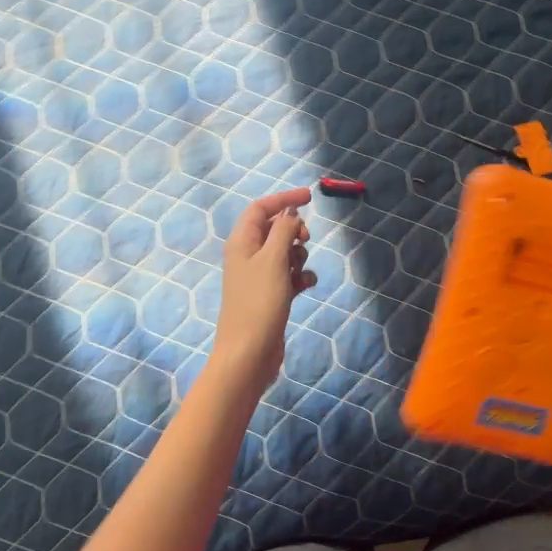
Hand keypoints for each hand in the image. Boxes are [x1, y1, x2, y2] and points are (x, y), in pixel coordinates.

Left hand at [213, 187, 314, 385]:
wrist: (249, 352)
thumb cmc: (259, 301)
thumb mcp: (273, 260)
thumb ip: (284, 231)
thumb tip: (290, 213)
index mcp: (241, 241)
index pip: (261, 208)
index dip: (284, 199)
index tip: (310, 197)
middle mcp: (247, 255)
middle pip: (273, 229)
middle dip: (293, 230)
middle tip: (306, 239)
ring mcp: (258, 277)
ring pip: (284, 252)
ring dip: (298, 255)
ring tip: (300, 269)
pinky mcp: (270, 296)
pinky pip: (289, 276)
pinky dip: (300, 276)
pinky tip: (306, 286)